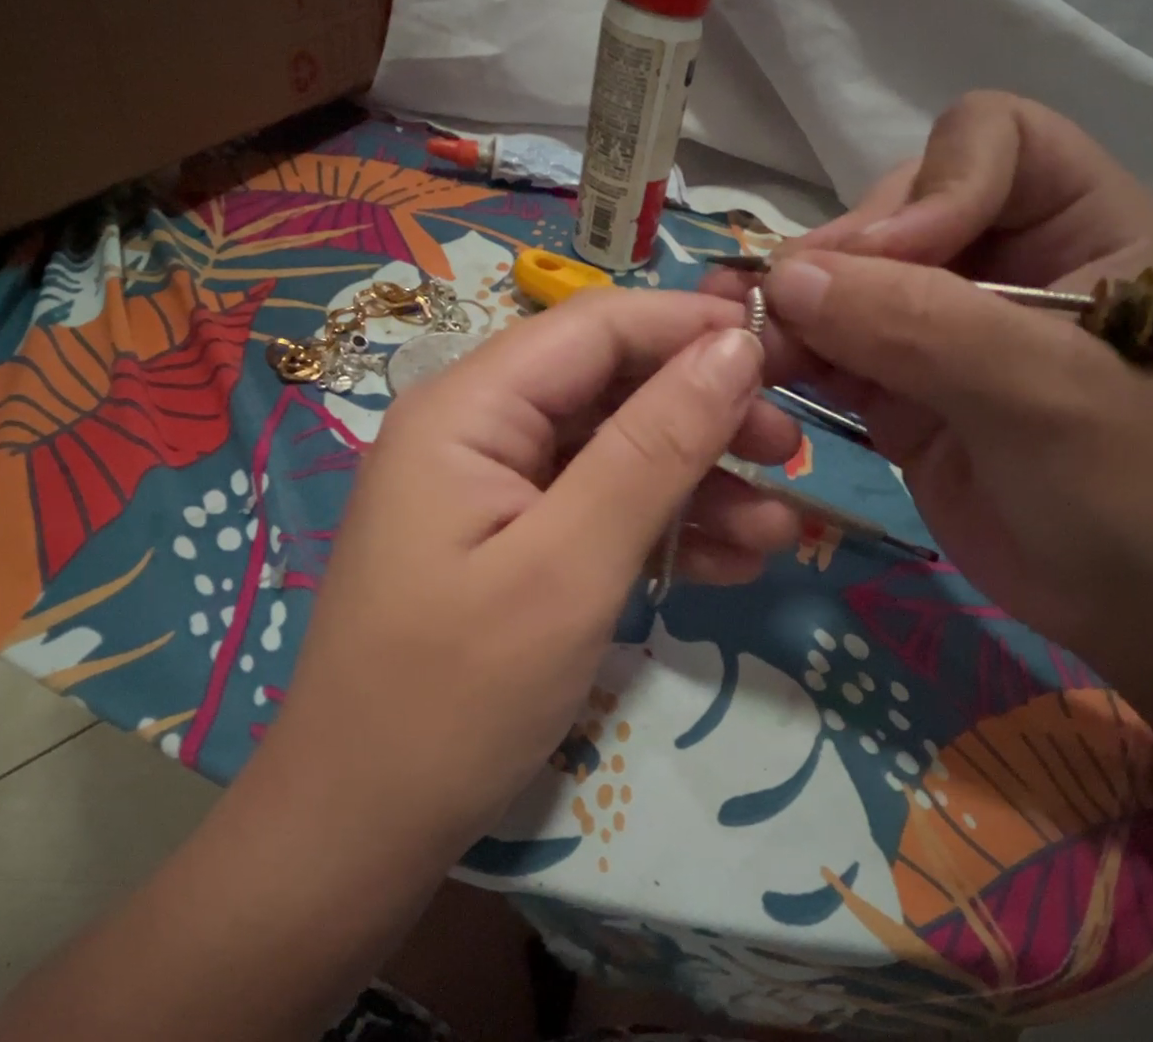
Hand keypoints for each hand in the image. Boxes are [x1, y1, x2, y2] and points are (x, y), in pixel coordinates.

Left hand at [267, 290, 800, 845]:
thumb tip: (735, 349)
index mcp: (467, 410)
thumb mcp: (570, 566)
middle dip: (704, 416)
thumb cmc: (457, 695)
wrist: (363, 825)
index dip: (693, 329)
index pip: (595, 327)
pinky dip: (661, 533)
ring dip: (697, 486)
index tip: (788, 360)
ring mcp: (490, 497)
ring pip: (612, 457)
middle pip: (608, 389)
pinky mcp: (509, 552)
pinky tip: (730, 564)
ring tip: (780, 531)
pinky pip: (596, 516)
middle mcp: (473, 434)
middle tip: (789, 457)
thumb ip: (654, 448)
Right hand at [744, 95, 1152, 685]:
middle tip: (777, 317)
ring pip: (849, 288)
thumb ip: (920, 326)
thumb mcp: (1042, 395)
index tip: (891, 265)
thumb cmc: (1134, 491)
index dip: (929, 192)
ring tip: (742, 346)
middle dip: (838, 261)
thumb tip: (786, 279)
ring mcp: (944, 332)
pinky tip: (758, 378)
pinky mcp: (902, 395)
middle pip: (895, 213)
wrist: (1142, 611)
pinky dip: (793, 362)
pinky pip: (832, 356)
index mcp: (1078, 224)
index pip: (988, 142)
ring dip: (794, 312)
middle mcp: (1005, 261)